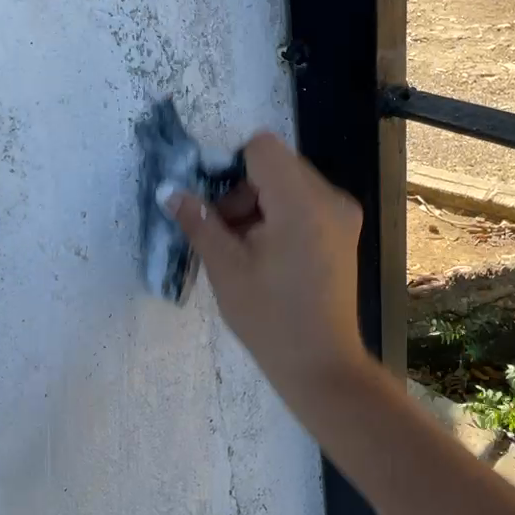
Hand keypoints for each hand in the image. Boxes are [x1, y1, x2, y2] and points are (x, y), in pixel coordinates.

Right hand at [166, 133, 369, 394]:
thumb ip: (198, 221)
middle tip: (226, 235)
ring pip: (287, 183)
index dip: (230, 167)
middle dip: (243, 191)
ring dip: (258, 205)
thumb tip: (170, 191)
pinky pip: (303, 202)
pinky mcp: (343, 231)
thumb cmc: (269, 318)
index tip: (215, 205)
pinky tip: (266, 254)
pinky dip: (278, 216)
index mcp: (302, 203)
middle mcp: (330, 198)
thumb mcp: (225, 268)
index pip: (261, 148)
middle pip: (275, 165)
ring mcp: (342, 214)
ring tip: (244, 249)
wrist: (320, 365)